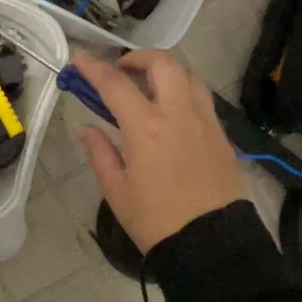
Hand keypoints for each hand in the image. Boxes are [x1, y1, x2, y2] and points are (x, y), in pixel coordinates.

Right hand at [72, 48, 242, 252]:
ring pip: (189, 76)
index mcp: (146, 127)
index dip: (93, 67)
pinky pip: (202, 99)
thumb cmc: (155, 220)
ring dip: (166, 71)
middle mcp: (178, 114)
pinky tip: (171, 112)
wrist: (210, 244)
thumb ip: (100, 152)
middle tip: (121, 70)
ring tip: (149, 86)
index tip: (79, 57)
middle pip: (164, 64)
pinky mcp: (221, 136)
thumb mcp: (116, 189)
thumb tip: (87, 129)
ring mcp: (205, 122)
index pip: (115, 84)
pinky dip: (184, 92)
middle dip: (139, 57)